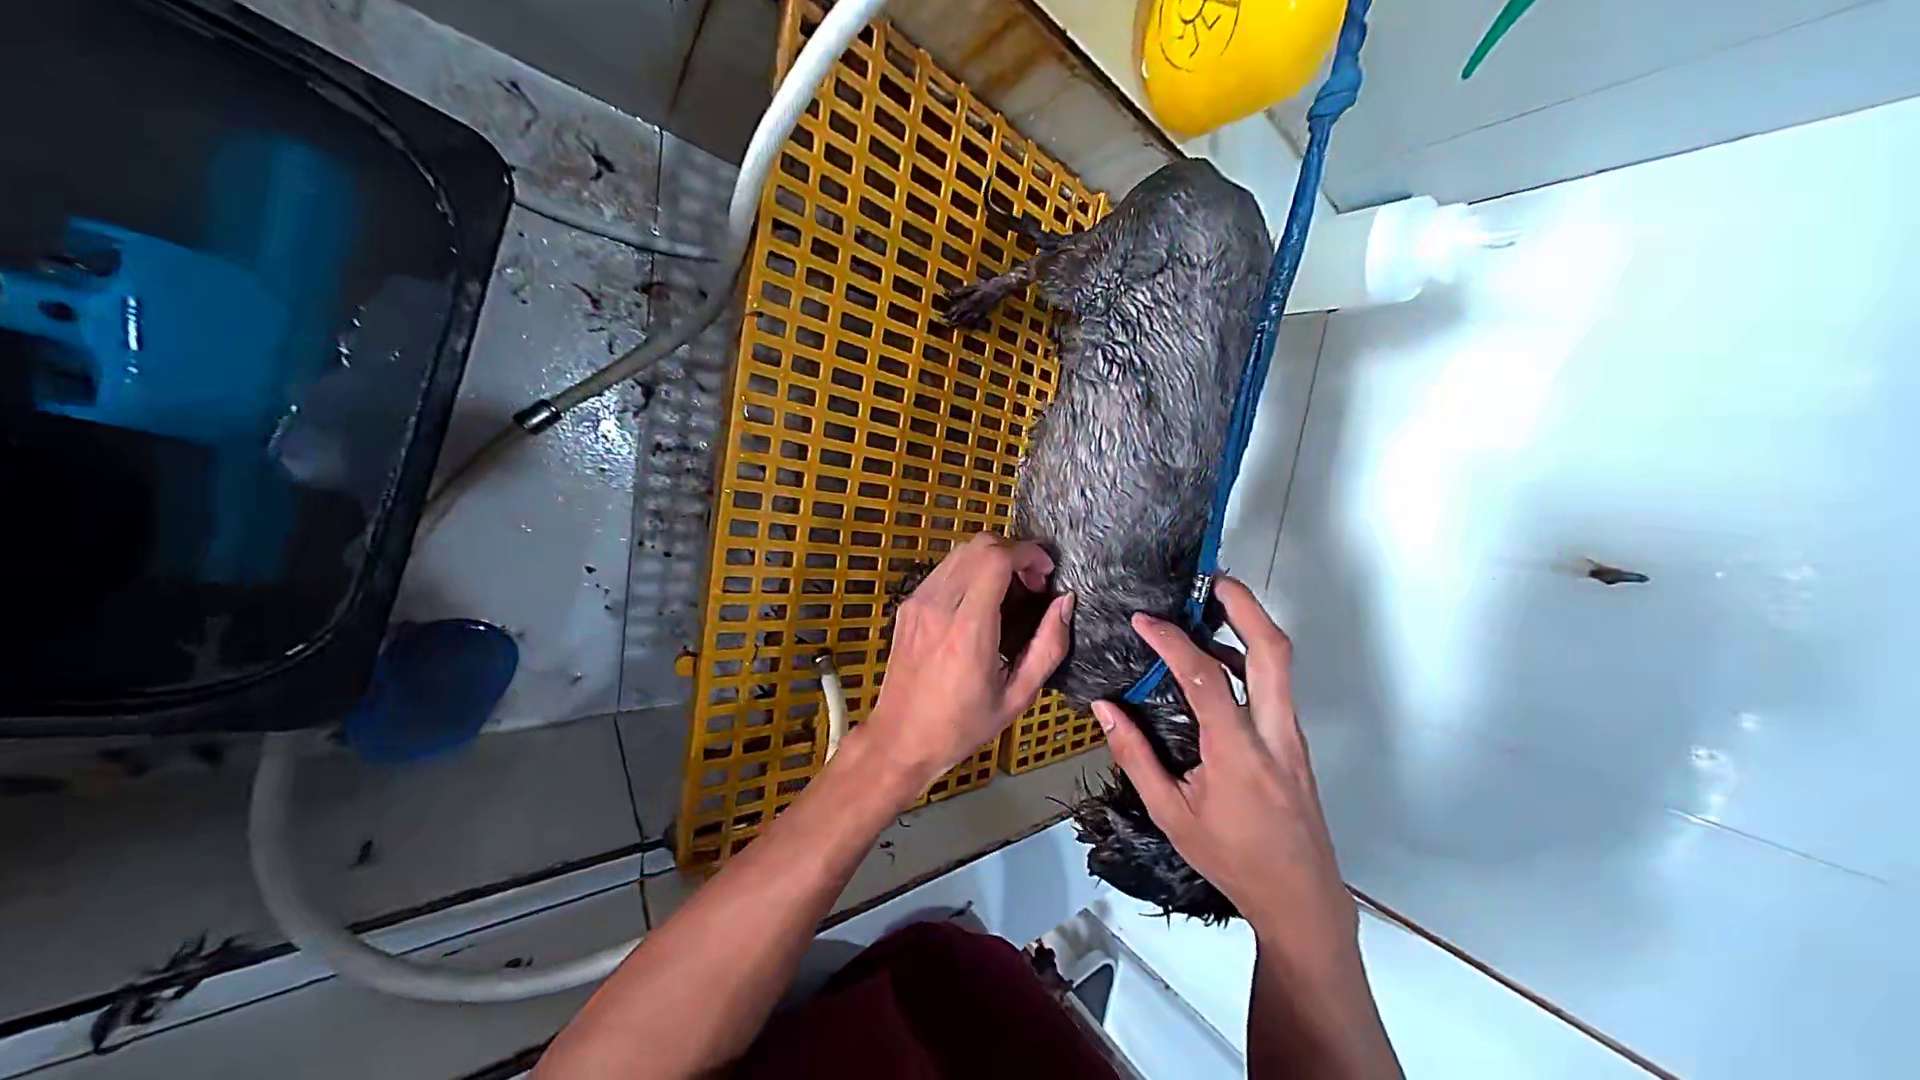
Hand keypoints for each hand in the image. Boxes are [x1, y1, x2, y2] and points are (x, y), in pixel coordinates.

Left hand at [854, 533, 1073, 791]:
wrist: (901, 738)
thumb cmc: (960, 725)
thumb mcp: (1017, 696)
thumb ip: (1048, 646)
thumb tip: (1064, 603)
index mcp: (967, 630)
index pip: (996, 558)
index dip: (1028, 553)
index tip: (1046, 571)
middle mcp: (938, 607)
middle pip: (979, 545)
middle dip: (1014, 552)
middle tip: (1033, 582)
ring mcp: (918, 603)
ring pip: (961, 551)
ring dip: (993, 558)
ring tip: (1011, 590)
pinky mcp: (908, 606)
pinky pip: (944, 569)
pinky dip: (971, 570)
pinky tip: (982, 599)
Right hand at [1093, 577, 1354, 961]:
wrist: (1300, 896)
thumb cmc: (1231, 858)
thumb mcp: (1171, 814)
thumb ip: (1136, 757)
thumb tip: (1105, 709)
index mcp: (1238, 753)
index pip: (1207, 680)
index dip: (1172, 642)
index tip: (1143, 621)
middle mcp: (1275, 733)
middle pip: (1274, 651)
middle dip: (1245, 606)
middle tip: (1212, 579)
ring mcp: (1292, 735)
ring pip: (1281, 664)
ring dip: (1249, 626)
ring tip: (1210, 606)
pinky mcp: (1295, 741)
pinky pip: (1275, 685)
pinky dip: (1249, 658)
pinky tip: (1218, 661)